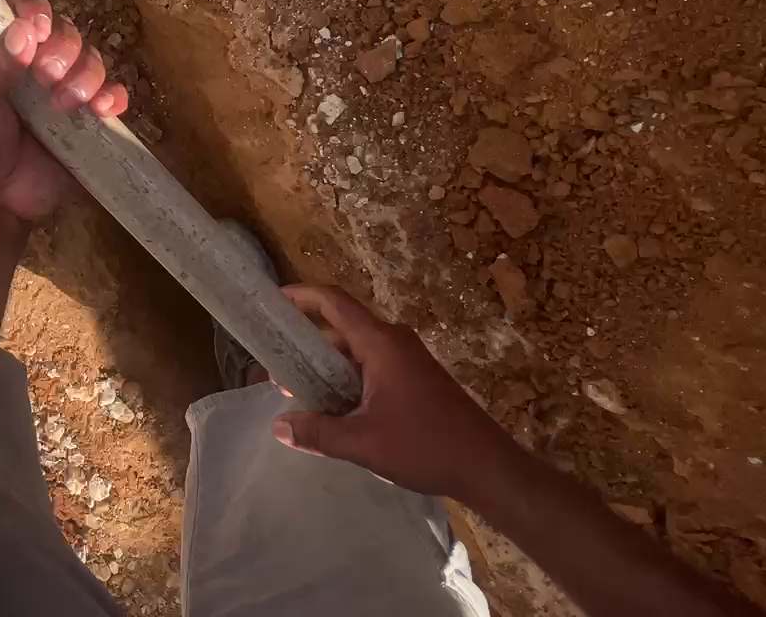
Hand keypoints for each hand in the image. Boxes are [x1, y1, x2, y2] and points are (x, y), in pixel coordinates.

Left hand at [0, 0, 127, 226]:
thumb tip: (23, 33)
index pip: (21, 12)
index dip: (34, 11)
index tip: (38, 25)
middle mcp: (32, 66)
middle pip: (64, 32)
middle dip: (63, 48)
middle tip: (47, 76)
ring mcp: (61, 92)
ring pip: (90, 60)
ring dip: (86, 73)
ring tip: (66, 103)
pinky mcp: (85, 121)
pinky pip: (111, 96)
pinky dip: (113, 96)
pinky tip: (101, 110)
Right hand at [272, 284, 525, 500]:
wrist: (493, 471)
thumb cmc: (427, 447)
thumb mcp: (364, 443)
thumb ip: (318, 432)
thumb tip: (278, 427)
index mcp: (380, 343)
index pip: (333, 301)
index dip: (301, 294)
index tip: (273, 298)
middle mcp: (393, 341)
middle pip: (339, 326)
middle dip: (305, 341)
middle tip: (276, 360)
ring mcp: (407, 359)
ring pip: (355, 348)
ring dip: (326, 363)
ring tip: (297, 388)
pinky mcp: (415, 377)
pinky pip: (370, 363)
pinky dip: (346, 375)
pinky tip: (333, 404)